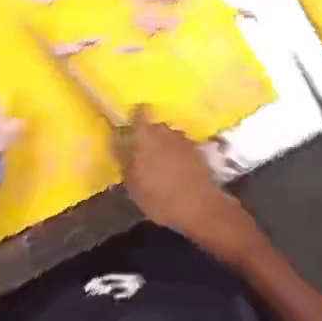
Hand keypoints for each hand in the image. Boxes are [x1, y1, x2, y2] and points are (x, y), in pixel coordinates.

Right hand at [118, 107, 255, 258]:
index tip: (129, 127)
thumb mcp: (132, 185)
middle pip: (154, 126)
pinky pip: (182, 149)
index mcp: (145, 135)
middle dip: (148, 136)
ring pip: (169, 137)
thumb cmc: (160, 197)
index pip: (138, 112)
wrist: (201, 207)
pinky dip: (178, 156)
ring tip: (161, 166)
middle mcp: (165, 131)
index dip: (134, 116)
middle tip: (142, 154)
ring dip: (164, 147)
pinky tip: (176, 173)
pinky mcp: (198, 152)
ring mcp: (184, 140)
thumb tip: (120, 145)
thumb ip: (124, 161)